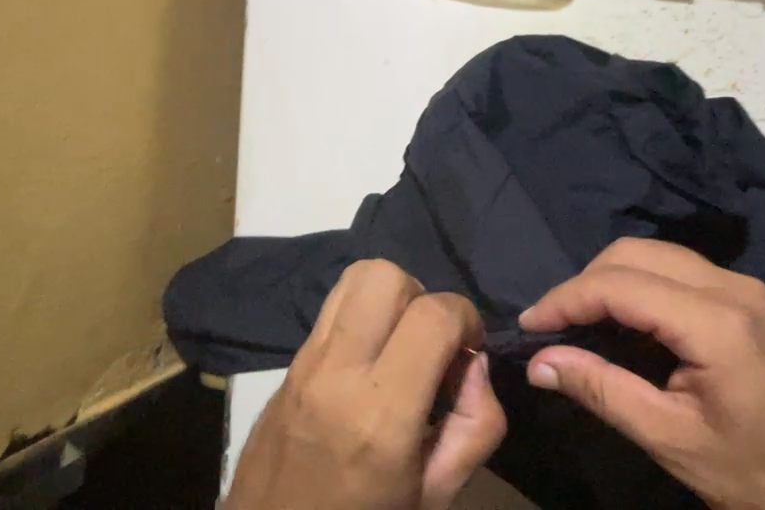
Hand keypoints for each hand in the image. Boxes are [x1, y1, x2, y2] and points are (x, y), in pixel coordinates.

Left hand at [226, 259, 506, 509]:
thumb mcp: (436, 496)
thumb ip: (475, 426)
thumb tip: (474, 361)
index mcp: (380, 415)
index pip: (433, 315)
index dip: (466, 317)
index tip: (470, 348)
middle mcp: (337, 372)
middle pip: (385, 275)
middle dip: (422, 295)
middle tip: (430, 341)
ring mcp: (305, 361)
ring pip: (353, 277)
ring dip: (389, 296)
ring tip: (400, 340)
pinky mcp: (288, 360)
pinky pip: (332, 306)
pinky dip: (362, 313)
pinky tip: (369, 355)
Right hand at [520, 239, 764, 509]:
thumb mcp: (678, 444)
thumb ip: (604, 392)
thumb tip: (539, 361)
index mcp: (717, 321)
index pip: (618, 284)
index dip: (564, 300)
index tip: (527, 327)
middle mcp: (734, 287)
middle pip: (636, 254)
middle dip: (585, 282)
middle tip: (552, 326)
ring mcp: (750, 291)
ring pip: (659, 257)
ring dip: (612, 280)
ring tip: (580, 324)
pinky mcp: (756, 303)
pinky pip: (683, 274)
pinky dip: (643, 287)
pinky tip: (627, 324)